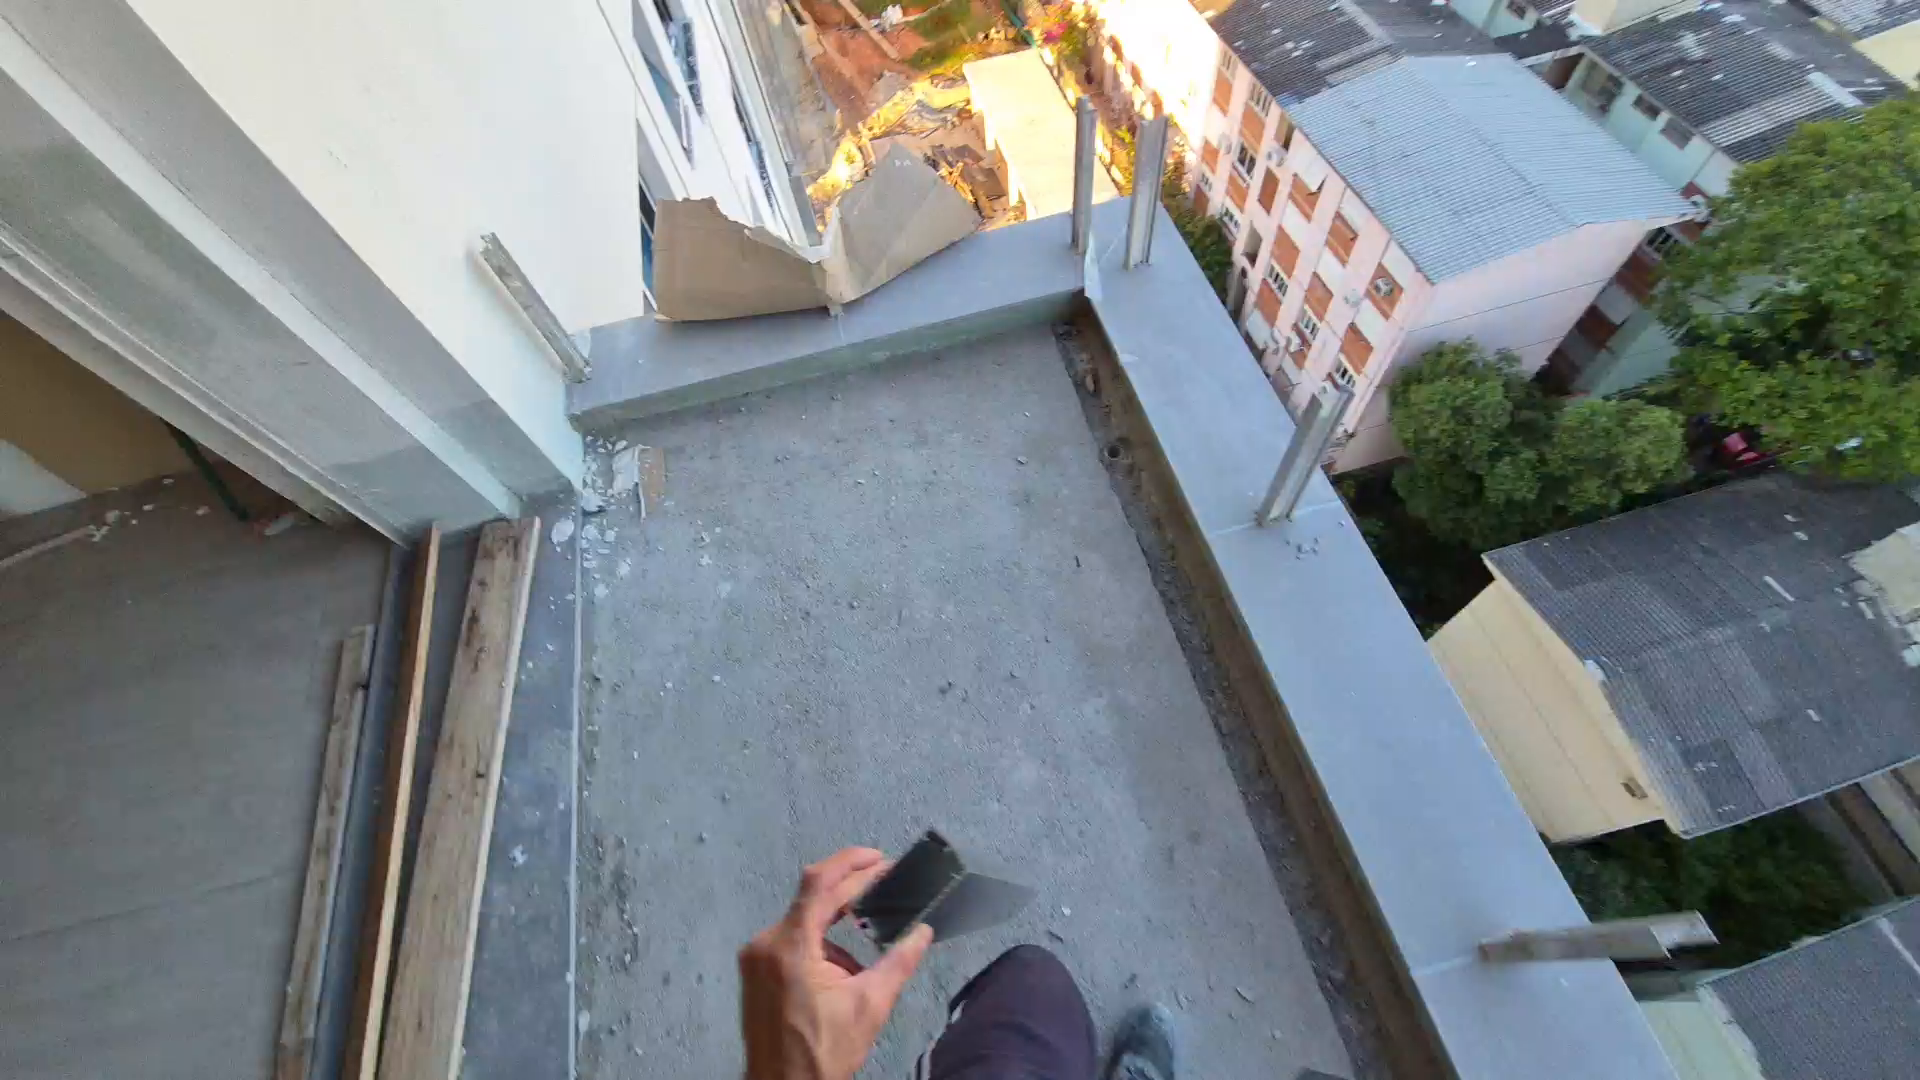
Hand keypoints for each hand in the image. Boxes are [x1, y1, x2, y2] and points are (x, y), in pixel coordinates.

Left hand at [740, 847, 935, 1079]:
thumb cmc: (824, 1053)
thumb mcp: (869, 1006)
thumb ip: (898, 961)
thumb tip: (924, 931)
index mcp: (791, 946)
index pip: (822, 884)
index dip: (853, 865)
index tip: (882, 859)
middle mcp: (766, 942)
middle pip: (811, 894)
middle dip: (849, 884)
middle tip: (882, 876)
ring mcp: (755, 956)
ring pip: (803, 916)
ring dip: (835, 917)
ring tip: (866, 931)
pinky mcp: (754, 969)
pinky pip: (792, 936)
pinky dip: (819, 939)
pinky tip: (841, 965)